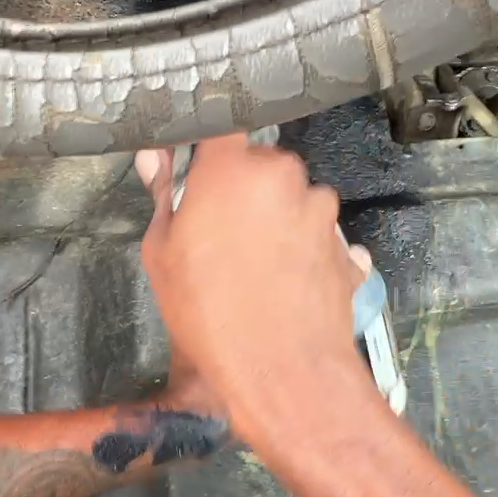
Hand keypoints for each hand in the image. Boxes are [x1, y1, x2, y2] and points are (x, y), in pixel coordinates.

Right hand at [135, 135, 375, 447]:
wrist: (282, 371)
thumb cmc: (207, 311)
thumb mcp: (162, 254)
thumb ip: (163, 195)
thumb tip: (153, 157)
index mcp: (233, 168)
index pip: (220, 125)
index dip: (207, 141)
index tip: (195, 164)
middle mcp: (285, 176)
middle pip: (260, 166)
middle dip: (242, 189)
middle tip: (220, 233)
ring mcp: (321, 211)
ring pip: (291, 200)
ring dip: (275, 219)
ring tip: (256, 268)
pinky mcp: (344, 245)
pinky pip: (315, 236)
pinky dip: (301, 250)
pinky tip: (284, 283)